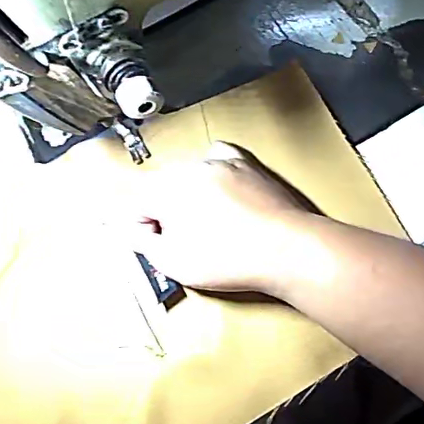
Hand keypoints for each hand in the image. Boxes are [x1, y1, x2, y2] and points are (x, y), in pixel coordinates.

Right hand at [128, 143, 319, 294]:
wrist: (287, 250)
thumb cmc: (236, 258)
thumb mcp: (173, 262)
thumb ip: (144, 243)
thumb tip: (140, 233)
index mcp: (167, 187)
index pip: (135, 204)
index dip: (142, 229)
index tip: (156, 243)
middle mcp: (193, 167)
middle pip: (162, 187)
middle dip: (167, 212)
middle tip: (184, 240)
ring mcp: (224, 163)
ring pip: (192, 175)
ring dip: (193, 196)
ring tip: (211, 225)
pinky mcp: (249, 166)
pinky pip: (223, 161)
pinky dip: (218, 175)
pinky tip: (225, 196)